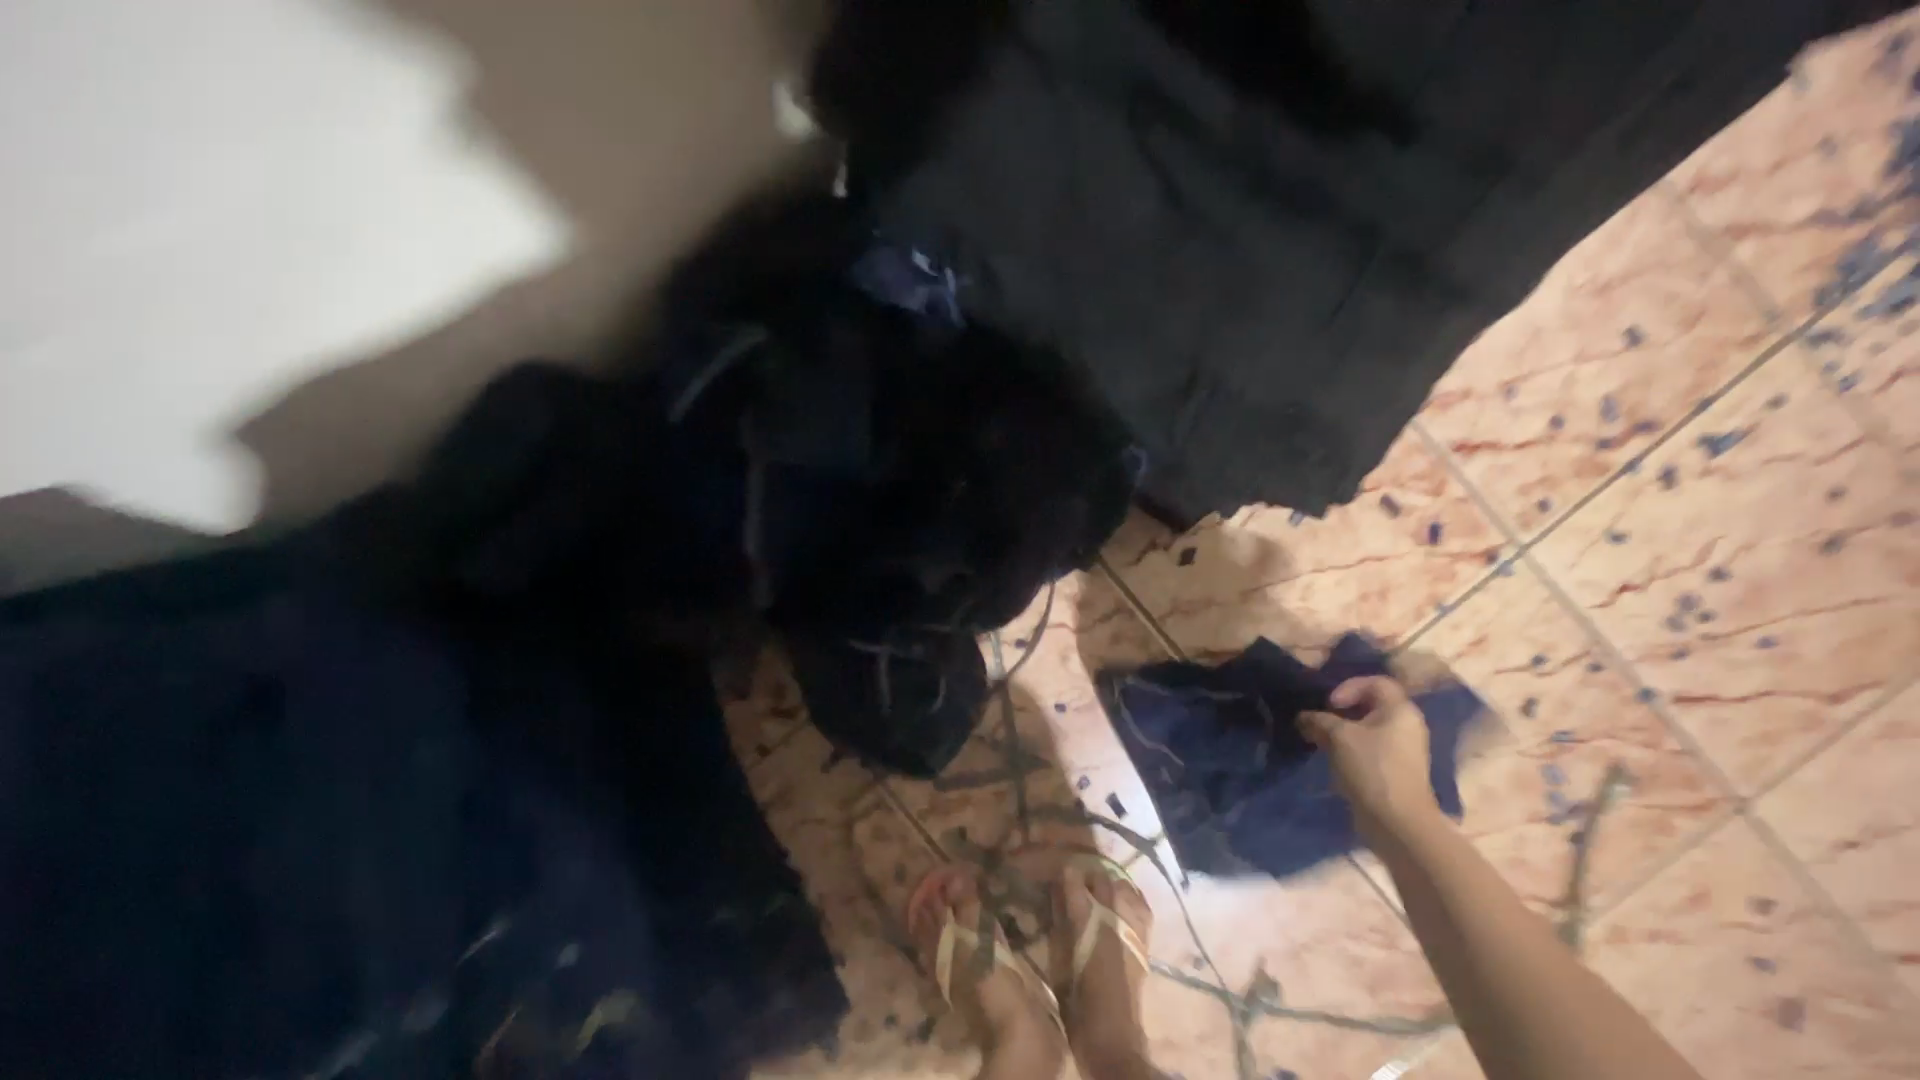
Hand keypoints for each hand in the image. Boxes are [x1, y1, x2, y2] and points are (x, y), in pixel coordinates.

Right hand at [1300, 676, 1440, 842]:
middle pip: (1371, 706)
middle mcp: (1407, 725)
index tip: (1329, 706)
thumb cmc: (1371, 769)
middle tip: (1319, 722)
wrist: (1397, 822)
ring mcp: (1403, 750)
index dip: (1348, 687)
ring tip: (1321, 742)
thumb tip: (1303, 717)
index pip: (1376, 682)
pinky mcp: (1395, 770)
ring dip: (1342, 732)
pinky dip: (1350, 750)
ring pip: (1368, 729)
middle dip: (1340, 712)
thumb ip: (1318, 721)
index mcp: (1400, 710)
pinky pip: (1370, 749)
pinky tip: (1333, 760)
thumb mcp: (1339, 738)